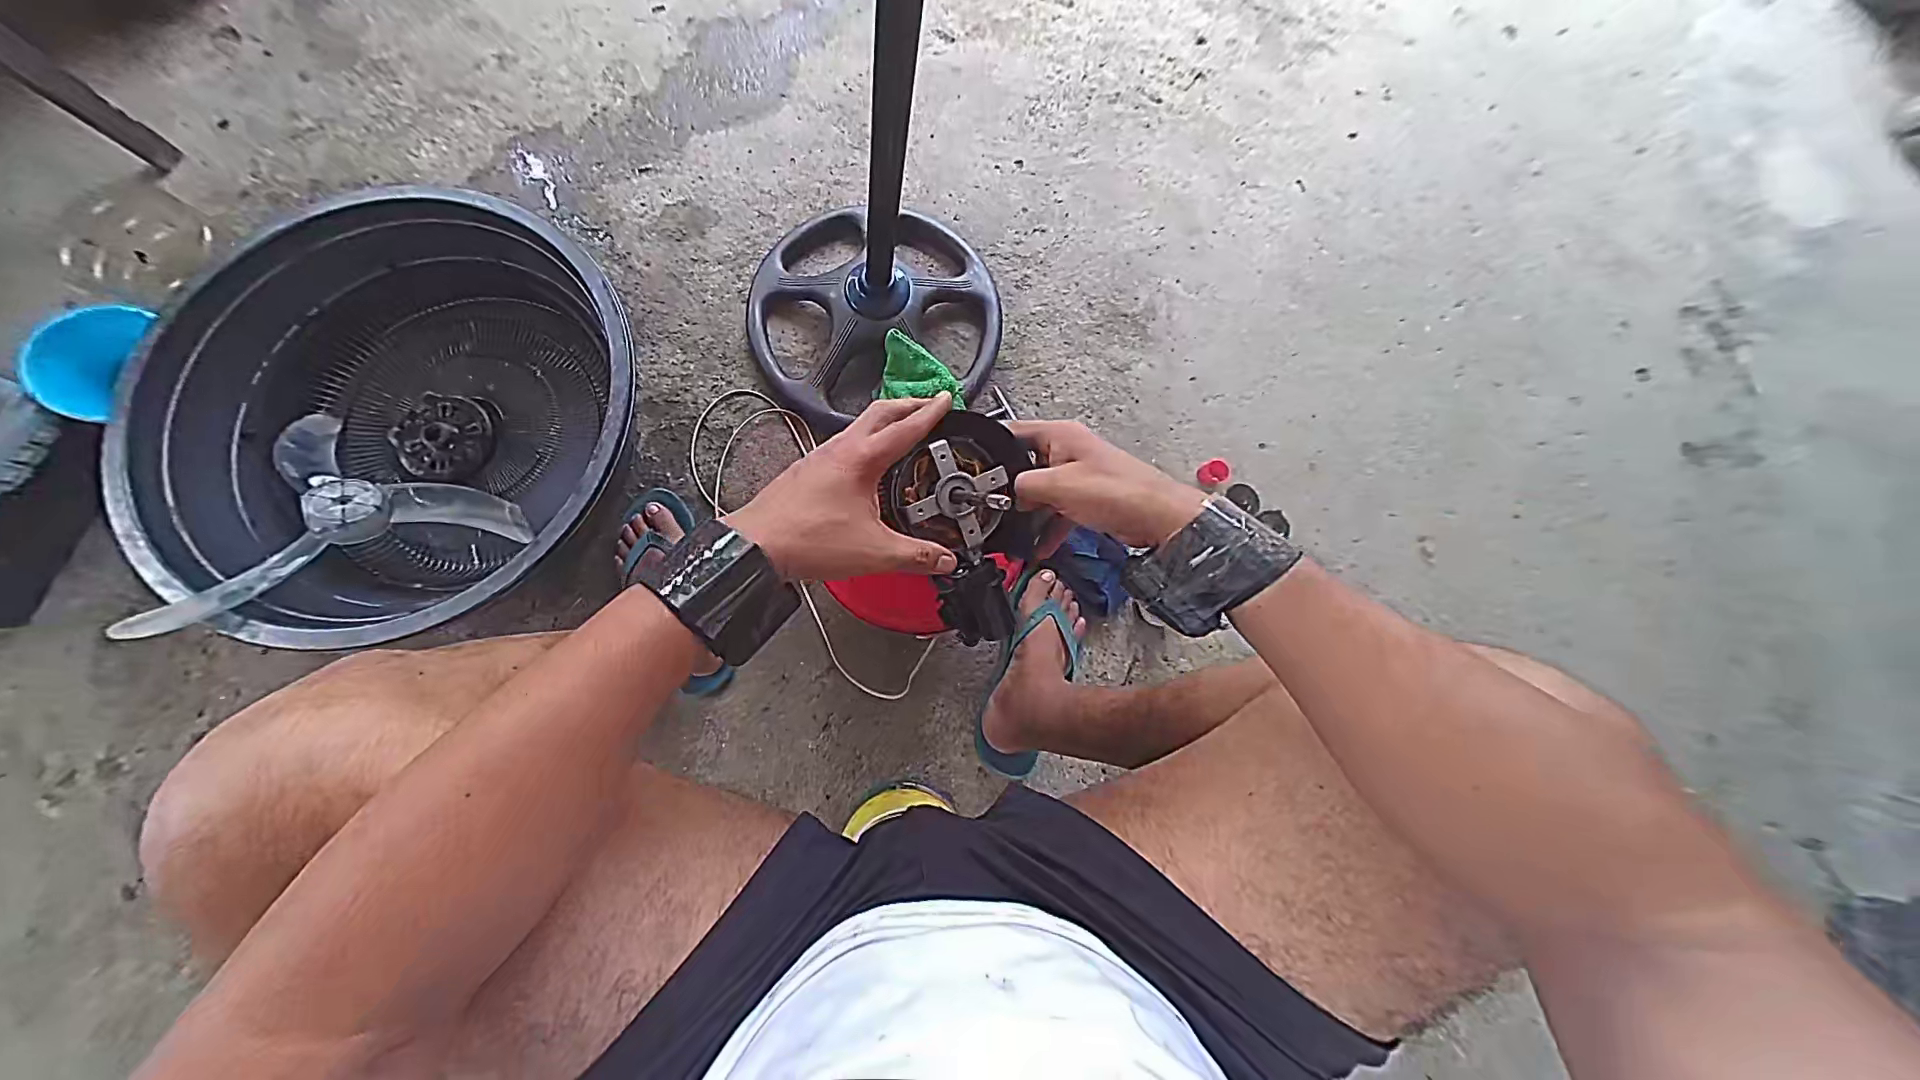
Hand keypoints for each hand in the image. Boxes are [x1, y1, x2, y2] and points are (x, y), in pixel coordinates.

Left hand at [724, 394, 960, 580]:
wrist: (756, 547)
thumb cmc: (804, 540)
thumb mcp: (874, 552)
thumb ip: (915, 556)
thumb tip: (943, 559)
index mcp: (860, 460)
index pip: (905, 427)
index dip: (931, 412)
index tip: (946, 400)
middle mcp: (838, 451)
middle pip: (879, 413)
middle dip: (908, 405)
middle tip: (927, 406)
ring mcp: (819, 459)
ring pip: (857, 428)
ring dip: (883, 424)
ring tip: (900, 433)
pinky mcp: (807, 473)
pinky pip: (842, 447)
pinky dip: (863, 445)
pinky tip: (865, 467)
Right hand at [1008, 419, 1207, 547]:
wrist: (1157, 518)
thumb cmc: (1120, 492)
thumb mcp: (1059, 485)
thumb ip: (1024, 485)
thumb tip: (1006, 491)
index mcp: (1060, 436)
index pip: (1014, 432)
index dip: (992, 447)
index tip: (976, 466)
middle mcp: (1067, 451)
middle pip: (1024, 465)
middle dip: (1009, 488)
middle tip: (993, 505)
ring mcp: (1075, 475)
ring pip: (1039, 492)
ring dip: (1027, 513)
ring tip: (1012, 529)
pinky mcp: (1083, 498)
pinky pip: (1055, 511)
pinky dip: (1046, 527)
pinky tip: (1037, 546)